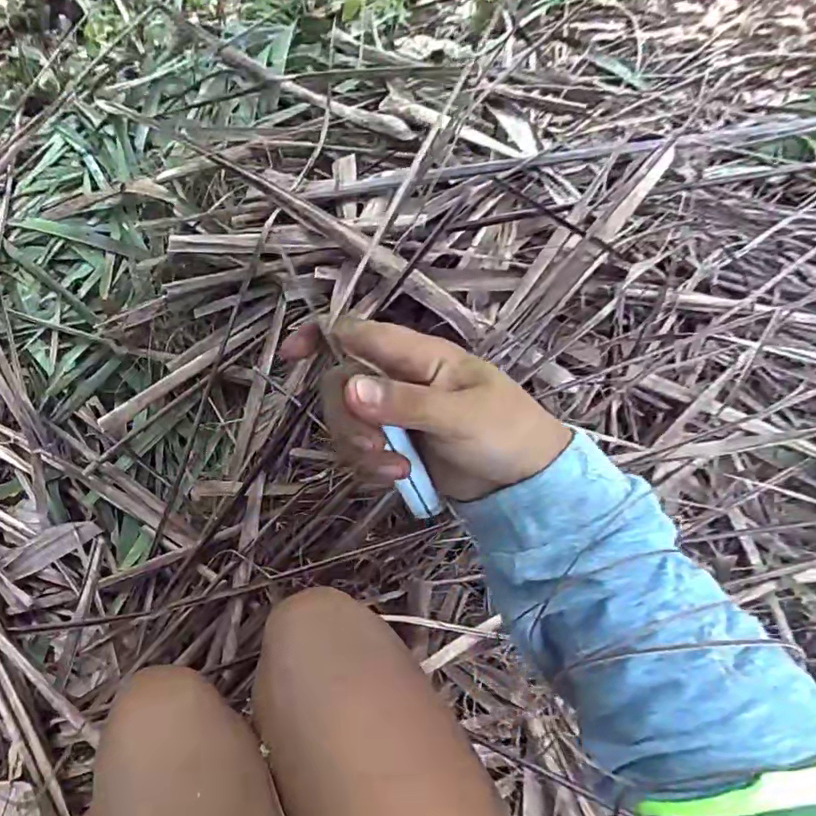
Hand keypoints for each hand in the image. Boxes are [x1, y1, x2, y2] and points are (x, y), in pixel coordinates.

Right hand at [280, 318, 571, 502]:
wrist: (524, 482)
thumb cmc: (506, 432)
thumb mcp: (460, 416)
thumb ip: (404, 402)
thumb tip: (350, 390)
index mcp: (418, 356)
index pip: (357, 333)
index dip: (320, 336)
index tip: (291, 356)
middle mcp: (396, 380)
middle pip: (339, 386)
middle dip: (348, 420)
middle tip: (376, 447)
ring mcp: (391, 414)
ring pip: (344, 423)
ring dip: (359, 450)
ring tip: (397, 469)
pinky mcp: (390, 445)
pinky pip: (357, 452)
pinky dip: (369, 468)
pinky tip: (400, 477)